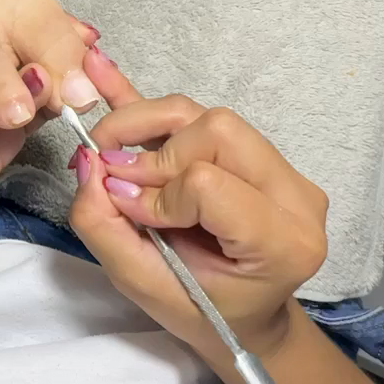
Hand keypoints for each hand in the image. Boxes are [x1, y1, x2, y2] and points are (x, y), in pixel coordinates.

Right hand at [64, 48, 328, 360]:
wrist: (242, 315)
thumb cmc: (199, 310)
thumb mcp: (141, 284)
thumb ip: (105, 225)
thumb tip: (89, 161)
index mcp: (283, 241)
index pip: (208, 182)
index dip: (156, 192)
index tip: (131, 213)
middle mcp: (295, 195)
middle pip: (215, 128)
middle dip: (151, 148)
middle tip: (113, 175)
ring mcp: (281, 168)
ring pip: (202, 113)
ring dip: (146, 125)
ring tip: (112, 151)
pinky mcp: (253, 150)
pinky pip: (197, 113)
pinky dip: (144, 96)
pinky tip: (101, 67)